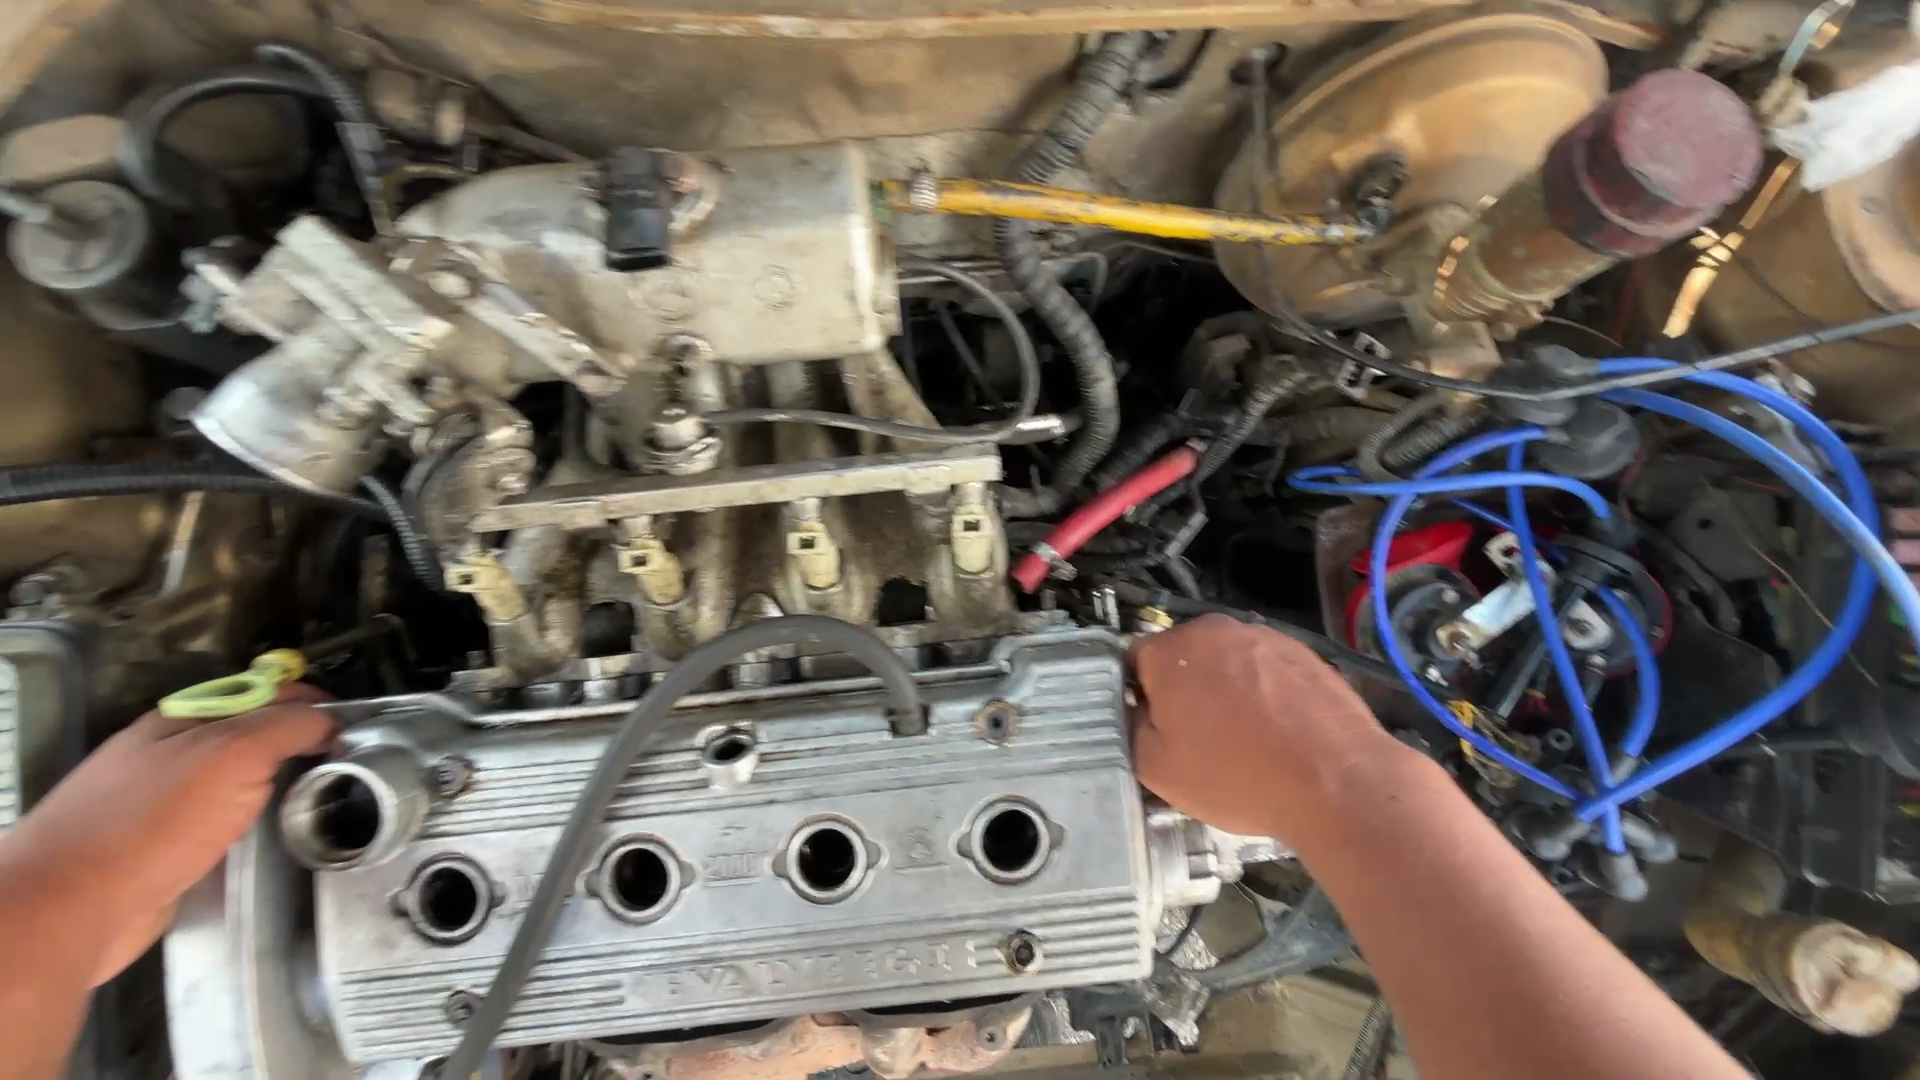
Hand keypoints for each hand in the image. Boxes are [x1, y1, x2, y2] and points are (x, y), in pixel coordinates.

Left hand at [0, 687, 333, 983]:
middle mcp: (169, 751)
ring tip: (318, 796)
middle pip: (255, 733)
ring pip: (242, 775)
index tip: (355, 727)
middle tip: (344, 763)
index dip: (314, 702)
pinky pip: (225, 815)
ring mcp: (161, 798)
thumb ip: (289, 726)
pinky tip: (272, 829)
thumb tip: (331, 721)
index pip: (267, 692)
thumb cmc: (152, 823)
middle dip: (301, 742)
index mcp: (181, 719)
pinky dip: (255, 816)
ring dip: (280, 782)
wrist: (66, 913)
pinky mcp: (161, 842)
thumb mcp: (234, 755)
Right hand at [1130, 614, 1406, 837]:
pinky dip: (1263, 693)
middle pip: (1181, 657)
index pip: (1132, 662)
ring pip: (1225, 662)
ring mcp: (1264, 636)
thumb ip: (1129, 729)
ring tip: (1242, 738)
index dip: (1137, 697)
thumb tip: (1135, 711)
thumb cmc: (1237, 775)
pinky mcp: (1304, 653)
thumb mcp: (1156, 769)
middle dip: (1182, 690)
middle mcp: (1214, 629)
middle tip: (1196, 737)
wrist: (1338, 783)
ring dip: (1224, 689)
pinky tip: (1276, 732)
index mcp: (1169, 650)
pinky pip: (1265, 670)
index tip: (1154, 729)